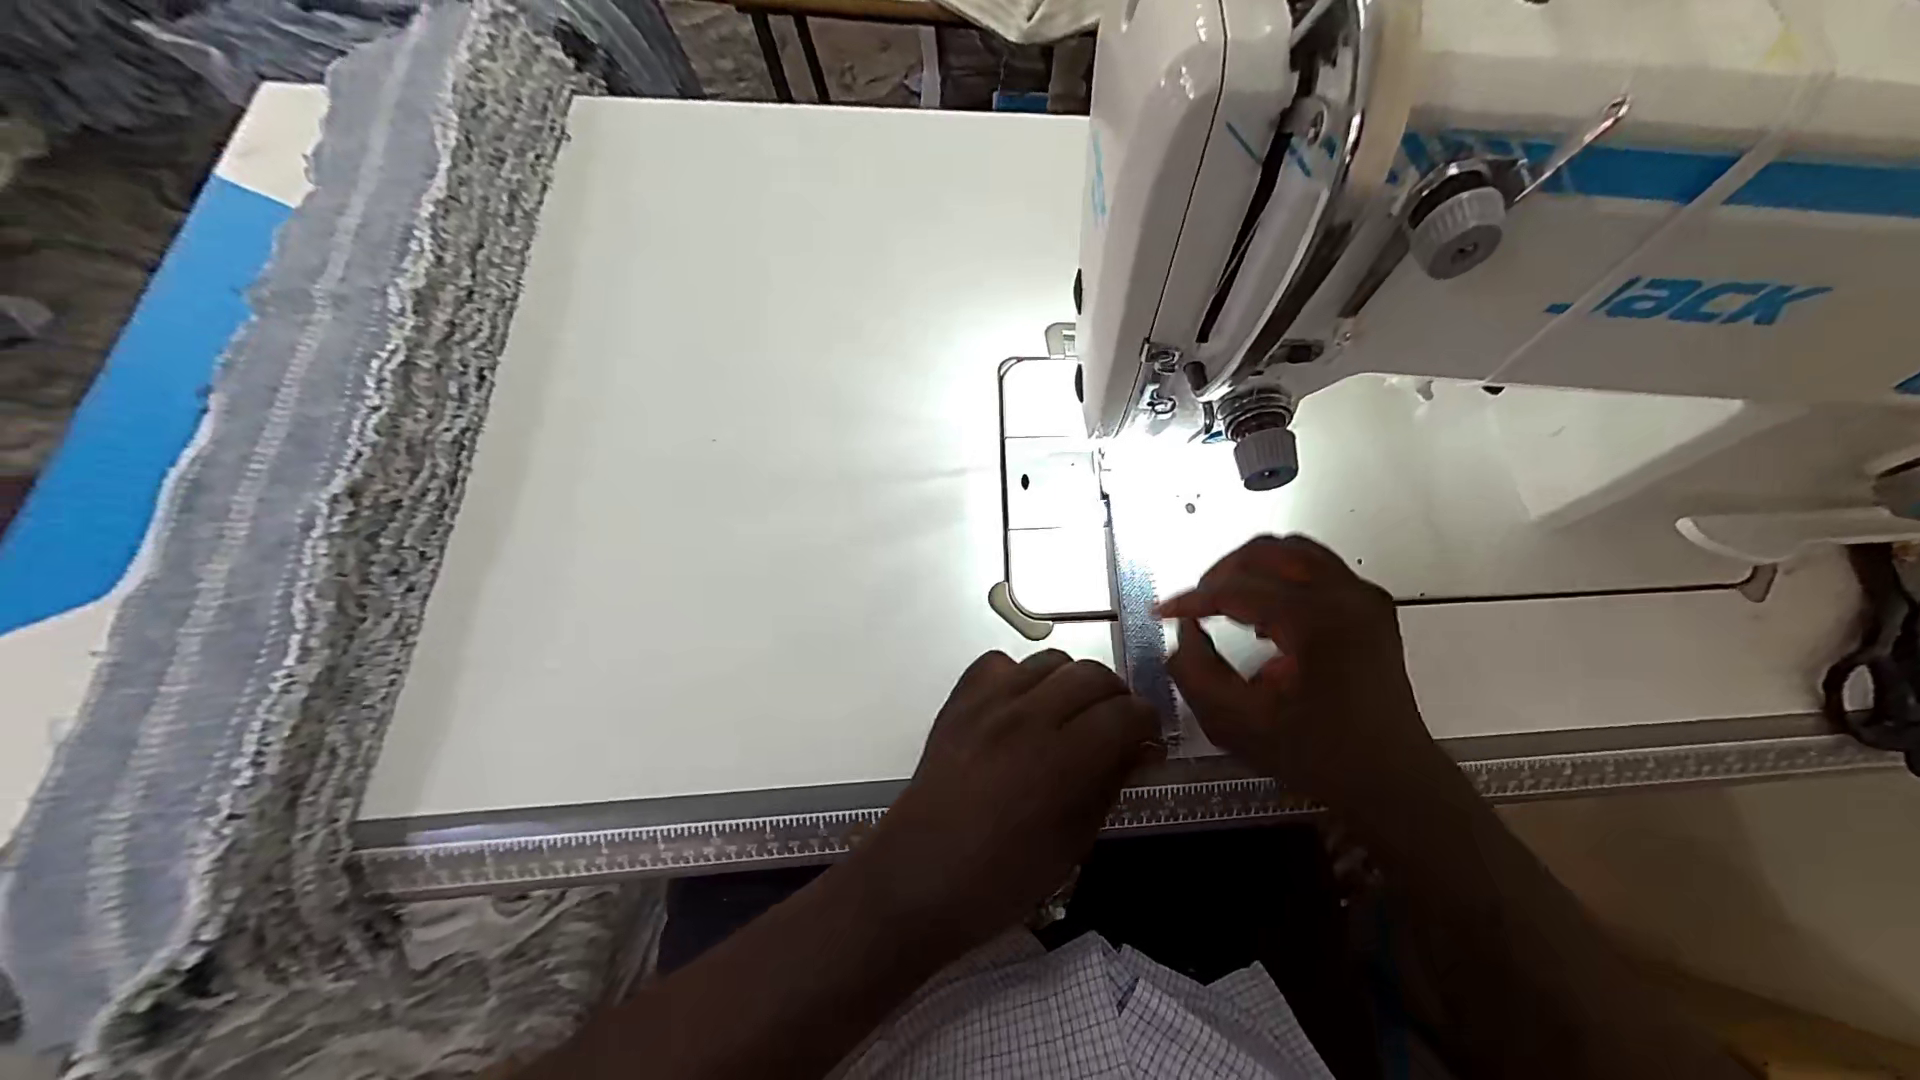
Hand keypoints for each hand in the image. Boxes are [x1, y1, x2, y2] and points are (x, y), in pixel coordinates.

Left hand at [855, 651, 1160, 947]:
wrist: (919, 874)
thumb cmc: (1001, 879)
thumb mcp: (1073, 842)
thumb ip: (1109, 784)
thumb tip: (1136, 750)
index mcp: (1062, 759)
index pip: (1126, 713)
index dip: (1147, 723)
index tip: (1147, 740)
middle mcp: (1027, 717)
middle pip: (1091, 674)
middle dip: (1116, 698)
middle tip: (1115, 726)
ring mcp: (988, 703)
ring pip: (1050, 660)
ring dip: (1072, 683)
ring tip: (1070, 714)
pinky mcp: (958, 701)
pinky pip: (1000, 664)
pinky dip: (1020, 678)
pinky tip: (1021, 708)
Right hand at [1158, 535, 1440, 800]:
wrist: (1390, 778)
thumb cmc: (1318, 755)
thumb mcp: (1238, 723)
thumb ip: (1195, 672)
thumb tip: (1185, 630)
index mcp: (1317, 622)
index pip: (1237, 589)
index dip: (1191, 599)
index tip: (1163, 611)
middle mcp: (1346, 598)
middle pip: (1265, 553)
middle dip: (1219, 575)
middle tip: (1194, 605)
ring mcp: (1363, 597)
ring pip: (1291, 550)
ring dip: (1249, 570)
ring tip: (1224, 602)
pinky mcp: (1369, 605)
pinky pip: (1314, 567)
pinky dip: (1278, 577)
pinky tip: (1261, 612)